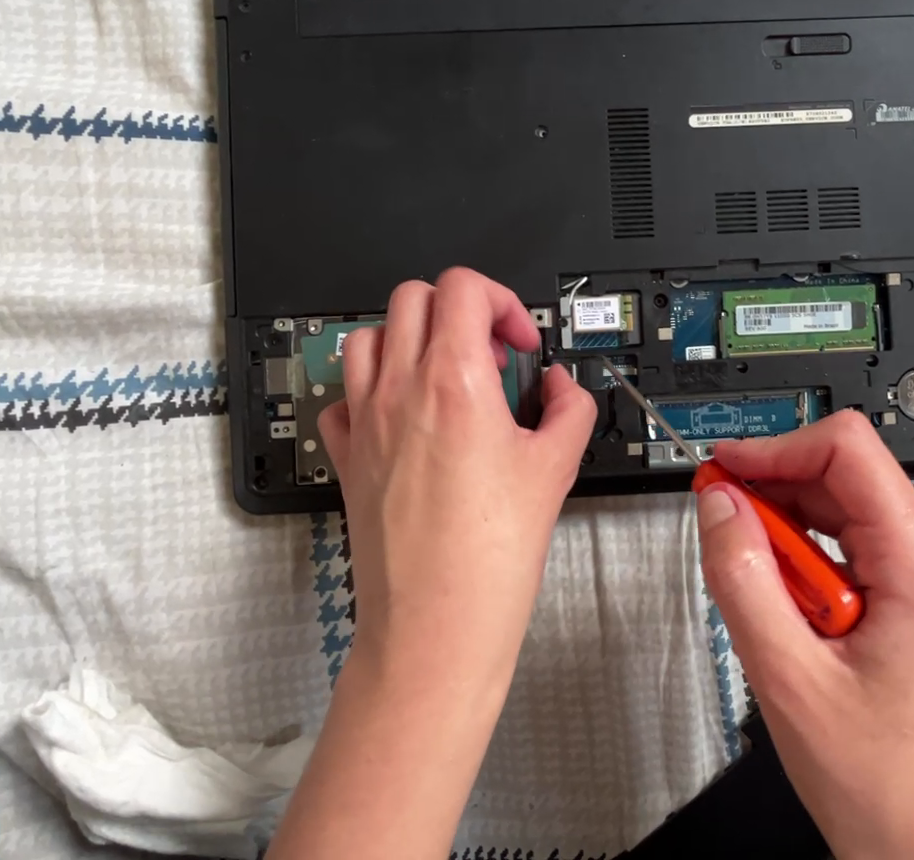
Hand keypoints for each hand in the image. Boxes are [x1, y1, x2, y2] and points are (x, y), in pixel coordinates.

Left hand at [273, 268, 595, 859]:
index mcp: (454, 381)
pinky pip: (343, 396)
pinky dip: (372, 389)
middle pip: (413, 296)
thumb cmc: (491, 555)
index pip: (463, 288)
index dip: (502, 301)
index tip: (520, 342)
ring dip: (411, 338)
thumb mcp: (556, 469)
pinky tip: (405, 417)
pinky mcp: (346, 457)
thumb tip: (559, 386)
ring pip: (370, 335)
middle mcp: (400, 390)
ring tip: (446, 376)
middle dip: (459, 310)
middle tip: (489, 353)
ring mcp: (364, 421)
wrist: (436, 625)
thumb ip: (569, 408)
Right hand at [698, 412, 913, 859]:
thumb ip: (743, 579)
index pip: (846, 450)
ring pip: (834, 500)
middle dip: (770, 484)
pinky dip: (793, 548)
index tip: (724, 469)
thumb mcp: (787, 676)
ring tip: (748, 572)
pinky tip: (774, 592)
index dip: (777, 449)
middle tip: (717, 518)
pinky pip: (838, 535)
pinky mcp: (899, 585)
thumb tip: (718, 503)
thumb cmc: (877, 774)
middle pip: (838, 470)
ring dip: (779, 520)